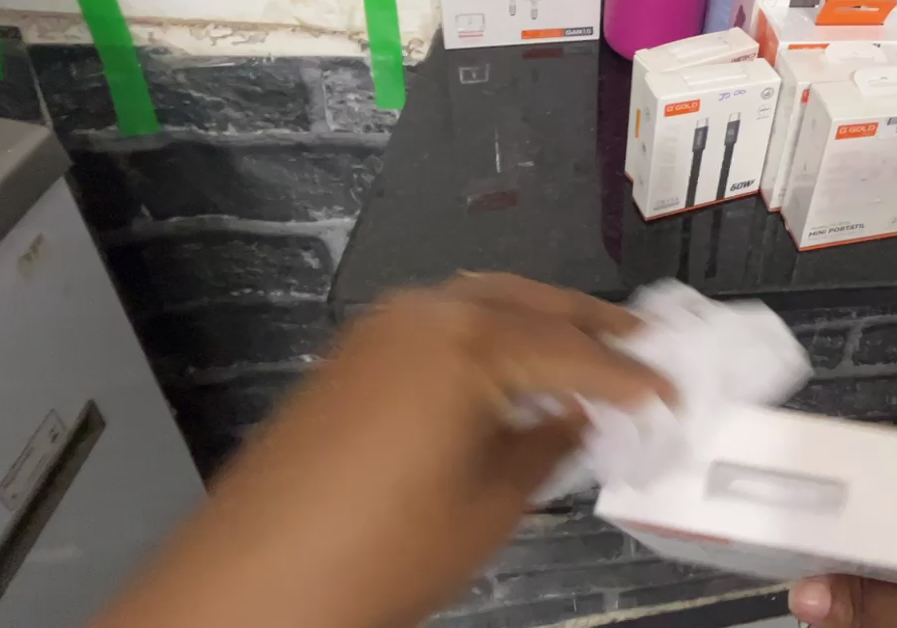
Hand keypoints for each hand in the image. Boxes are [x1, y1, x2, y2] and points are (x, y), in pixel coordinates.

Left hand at [95, 275, 671, 627]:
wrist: (226, 606)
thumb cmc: (375, 563)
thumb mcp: (490, 508)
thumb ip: (549, 444)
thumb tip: (581, 414)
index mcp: (471, 344)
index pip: (575, 354)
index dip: (629, 379)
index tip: (670, 395)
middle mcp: (432, 313)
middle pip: (537, 304)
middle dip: (595, 325)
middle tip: (644, 342)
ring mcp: (387, 325)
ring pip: (492, 298)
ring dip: (544, 318)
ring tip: (588, 342)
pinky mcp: (357, 349)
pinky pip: (449, 317)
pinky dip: (495, 328)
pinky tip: (513, 358)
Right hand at [789, 448, 896, 627]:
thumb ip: (862, 601)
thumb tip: (805, 591)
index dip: (852, 456)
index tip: (809, 468)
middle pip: (882, 482)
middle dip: (841, 500)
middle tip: (795, 504)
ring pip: (876, 516)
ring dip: (844, 532)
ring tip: (801, 532)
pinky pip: (881, 548)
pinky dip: (856, 560)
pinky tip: (826, 565)